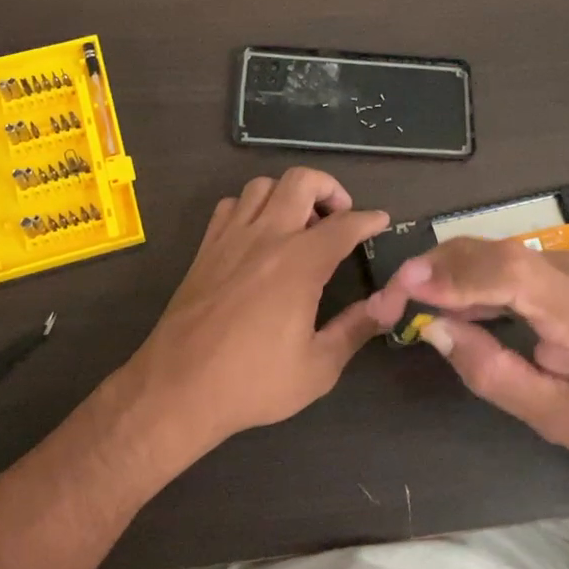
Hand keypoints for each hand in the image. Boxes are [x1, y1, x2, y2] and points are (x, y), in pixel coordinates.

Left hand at [121, 168, 388, 449]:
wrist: (179, 387)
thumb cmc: (254, 381)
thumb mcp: (318, 367)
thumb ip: (356, 329)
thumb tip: (388, 304)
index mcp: (301, 263)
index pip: (344, 225)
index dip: (368, 219)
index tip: (380, 221)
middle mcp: (267, 237)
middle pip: (301, 181)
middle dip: (330, 188)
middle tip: (339, 216)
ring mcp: (231, 238)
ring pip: (263, 185)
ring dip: (288, 194)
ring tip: (299, 223)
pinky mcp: (205, 248)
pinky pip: (230, 205)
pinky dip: (251, 207)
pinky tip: (258, 234)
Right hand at [366, 239, 568, 475]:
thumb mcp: (558, 416)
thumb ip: (493, 373)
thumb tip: (435, 330)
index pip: (505, 270)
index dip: (451, 275)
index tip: (402, 290)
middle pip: (490, 251)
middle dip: (433, 270)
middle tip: (389, 303)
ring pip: (494, 253)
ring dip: (447, 272)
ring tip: (407, 304)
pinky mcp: (566, 275)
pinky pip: (508, 265)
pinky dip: (471, 279)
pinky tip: (453, 306)